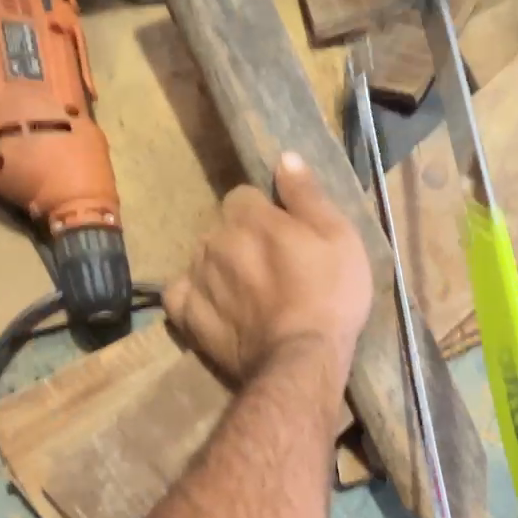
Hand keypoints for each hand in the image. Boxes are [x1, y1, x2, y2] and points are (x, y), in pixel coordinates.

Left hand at [165, 152, 372, 386]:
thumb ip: (307, 195)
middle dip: (241, 242)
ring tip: (246, 295)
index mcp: (248, 216)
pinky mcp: (188, 316)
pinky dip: (192, 296)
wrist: (303, 359)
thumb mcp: (339, 237)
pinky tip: (211, 306)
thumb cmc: (330, 296)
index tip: (284, 238)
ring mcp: (197, 279)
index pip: (243, 197)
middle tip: (271, 271)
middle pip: (221, 229)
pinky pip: (179, 294)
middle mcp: (214, 240)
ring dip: (219, 269)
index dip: (265, 215)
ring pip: (201, 259)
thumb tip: (284, 158)